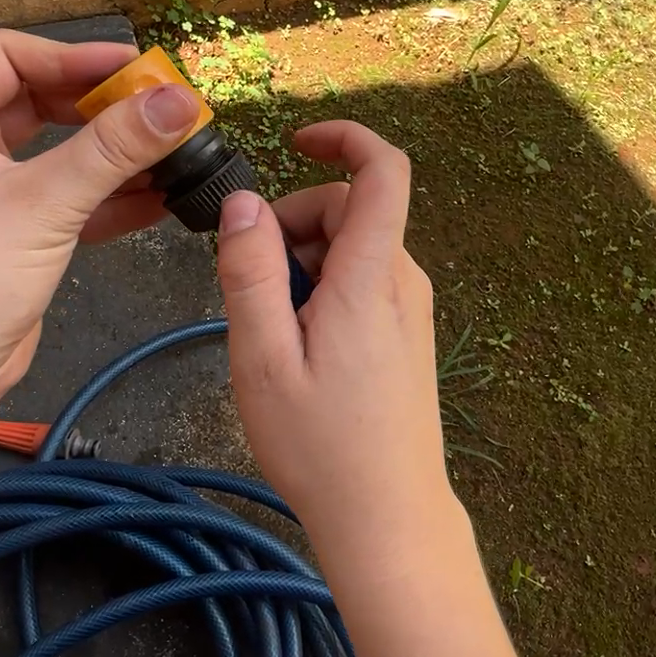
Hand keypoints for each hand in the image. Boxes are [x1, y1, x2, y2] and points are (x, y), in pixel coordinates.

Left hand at [0, 29, 201, 405]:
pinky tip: (162, 199)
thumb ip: (114, 148)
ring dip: (116, 154)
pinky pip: (69, 198)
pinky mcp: (15, 235)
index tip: (141, 70)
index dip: (75, 56)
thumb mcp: (42, 205)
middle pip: (41, 102)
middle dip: (104, 106)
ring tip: (177, 152)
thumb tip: (182, 100)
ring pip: (61, 153)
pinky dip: (111, 197)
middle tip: (165, 110)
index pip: (8, 57)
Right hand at [213, 122, 448, 552]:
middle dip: (294, 226)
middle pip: (349, 211)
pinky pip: (363, 281)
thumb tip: (243, 203)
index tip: (297, 141)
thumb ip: (251, 273)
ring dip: (304, 265)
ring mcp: (412, 307)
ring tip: (276, 334)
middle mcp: (404, 280)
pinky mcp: (409, 332)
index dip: (346, 138)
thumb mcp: (263, 359)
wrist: (390, 518)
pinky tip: (302, 347)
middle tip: (256, 293)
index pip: (384, 170)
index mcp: (372, 277)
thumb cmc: (321, 446)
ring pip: (352, 248)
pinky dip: (324, 289)